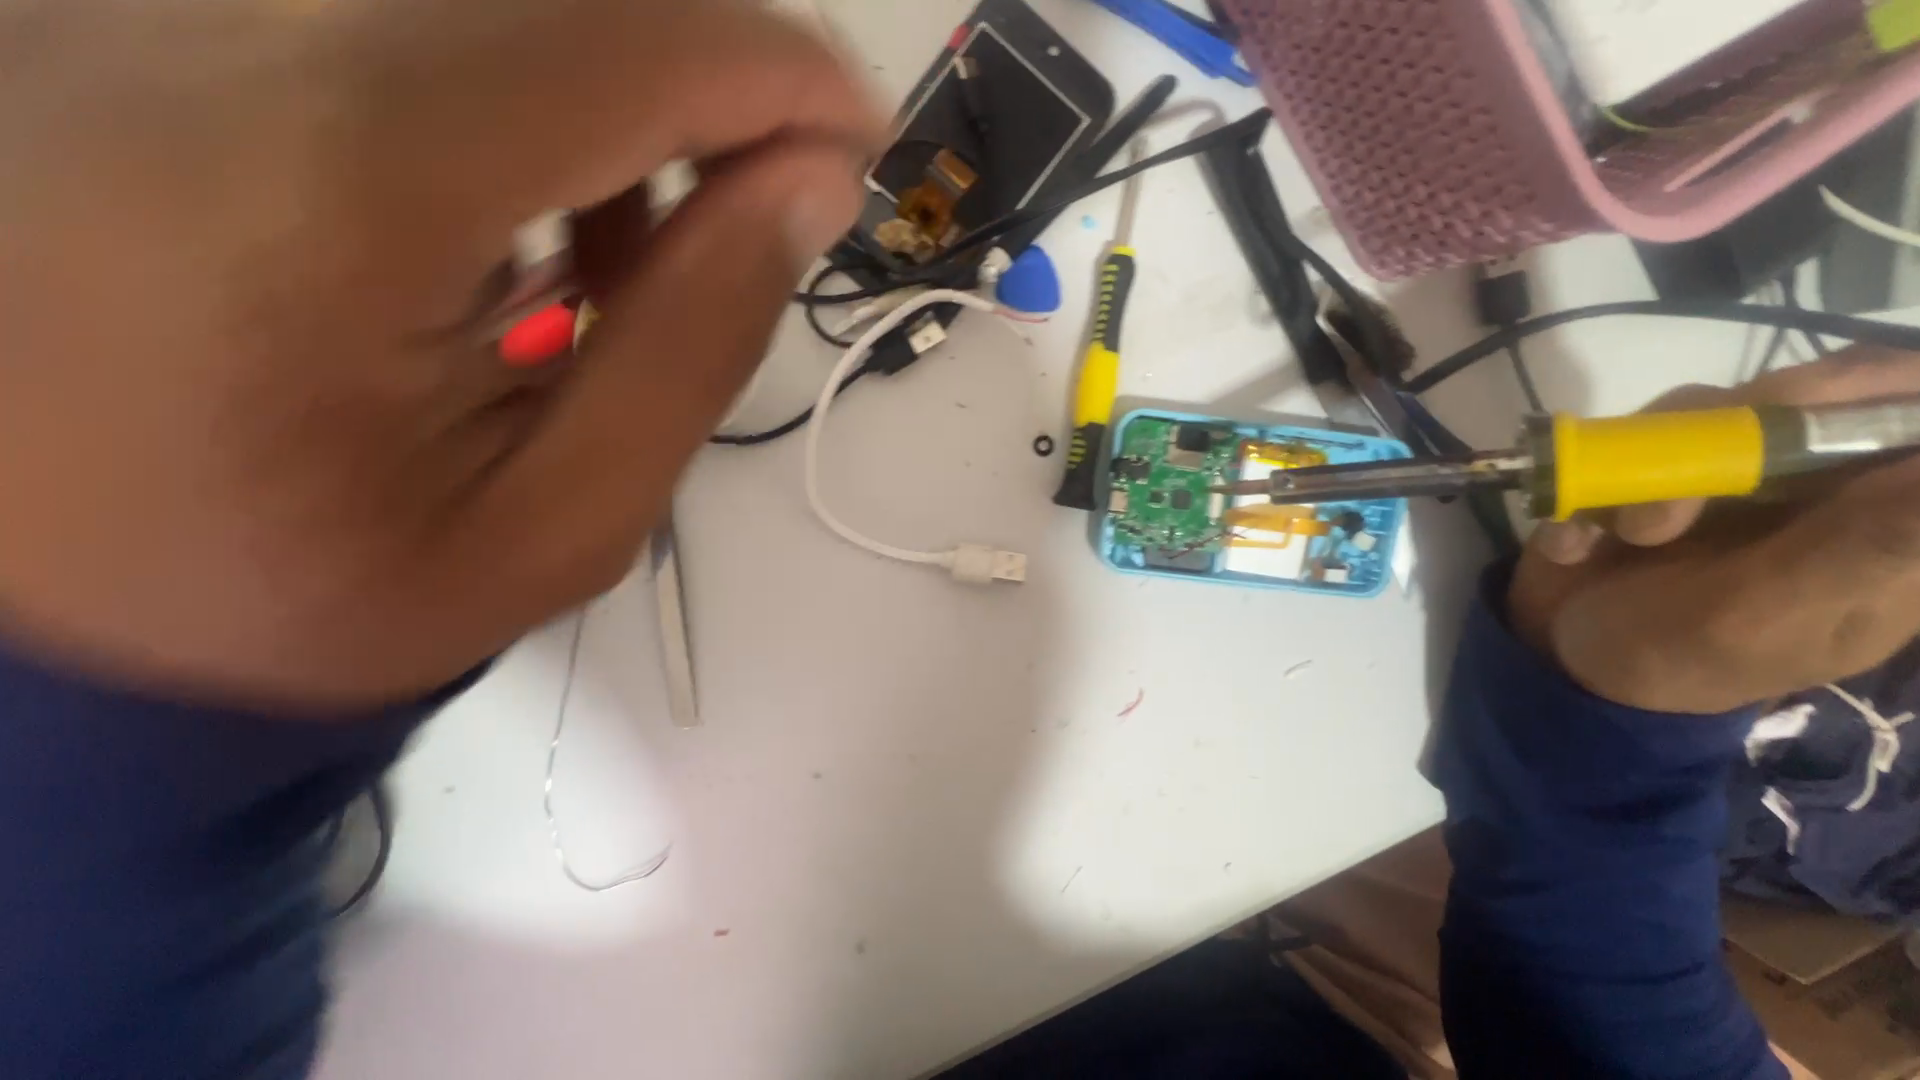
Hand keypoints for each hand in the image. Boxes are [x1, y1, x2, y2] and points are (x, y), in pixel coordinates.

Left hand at [0, 0, 881, 709]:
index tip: (856, 137)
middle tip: (756, 209)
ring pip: (484, 0)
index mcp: (334, 189)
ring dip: (611, 98)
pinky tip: (511, 216)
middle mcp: (213, 37)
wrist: (25, 614)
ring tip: (619, 254)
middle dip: (706, 86)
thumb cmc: (316, 596)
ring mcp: (142, 11)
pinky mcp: (134, 30)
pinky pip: (392, 21)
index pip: (622, 46)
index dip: (777, 72)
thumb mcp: (559, 521)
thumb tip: (807, 186)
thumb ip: (700, 341)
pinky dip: (509, 91)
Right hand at [1508, 347, 1919, 713]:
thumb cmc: (1676, 661)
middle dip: (1736, 428)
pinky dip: (1585, 486)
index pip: (1908, 427)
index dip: (1872, 396)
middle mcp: (1809, 488)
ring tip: (1624, 535)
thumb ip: (1859, 547)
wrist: (1563, 669)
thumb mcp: (1766, 617)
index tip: (1799, 409)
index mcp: (1875, 528)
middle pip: (1811, 397)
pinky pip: (1622, 442)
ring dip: (1644, 469)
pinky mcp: (1646, 471)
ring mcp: (1724, 475)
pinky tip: (1575, 542)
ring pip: (1705, 413)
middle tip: (1686, 469)